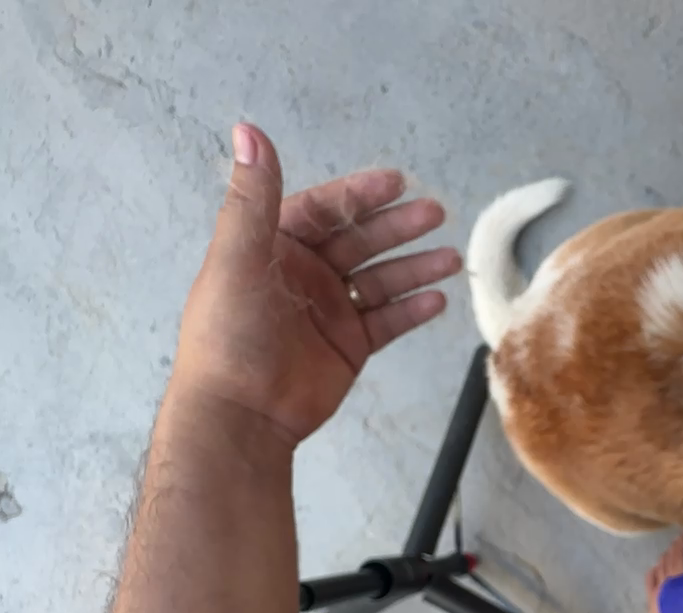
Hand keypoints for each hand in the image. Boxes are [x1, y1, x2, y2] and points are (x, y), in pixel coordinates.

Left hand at [172, 123, 461, 443]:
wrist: (243, 411)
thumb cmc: (230, 334)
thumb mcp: (237, 259)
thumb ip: (253, 199)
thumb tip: (247, 130)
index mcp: (275, 247)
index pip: (325, 210)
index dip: (360, 195)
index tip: (398, 183)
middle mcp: (306, 275)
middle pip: (361, 242)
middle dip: (398, 228)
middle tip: (436, 215)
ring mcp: (331, 312)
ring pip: (382, 282)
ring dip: (416, 268)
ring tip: (451, 259)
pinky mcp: (351, 347)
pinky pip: (388, 321)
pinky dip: (413, 311)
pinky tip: (438, 300)